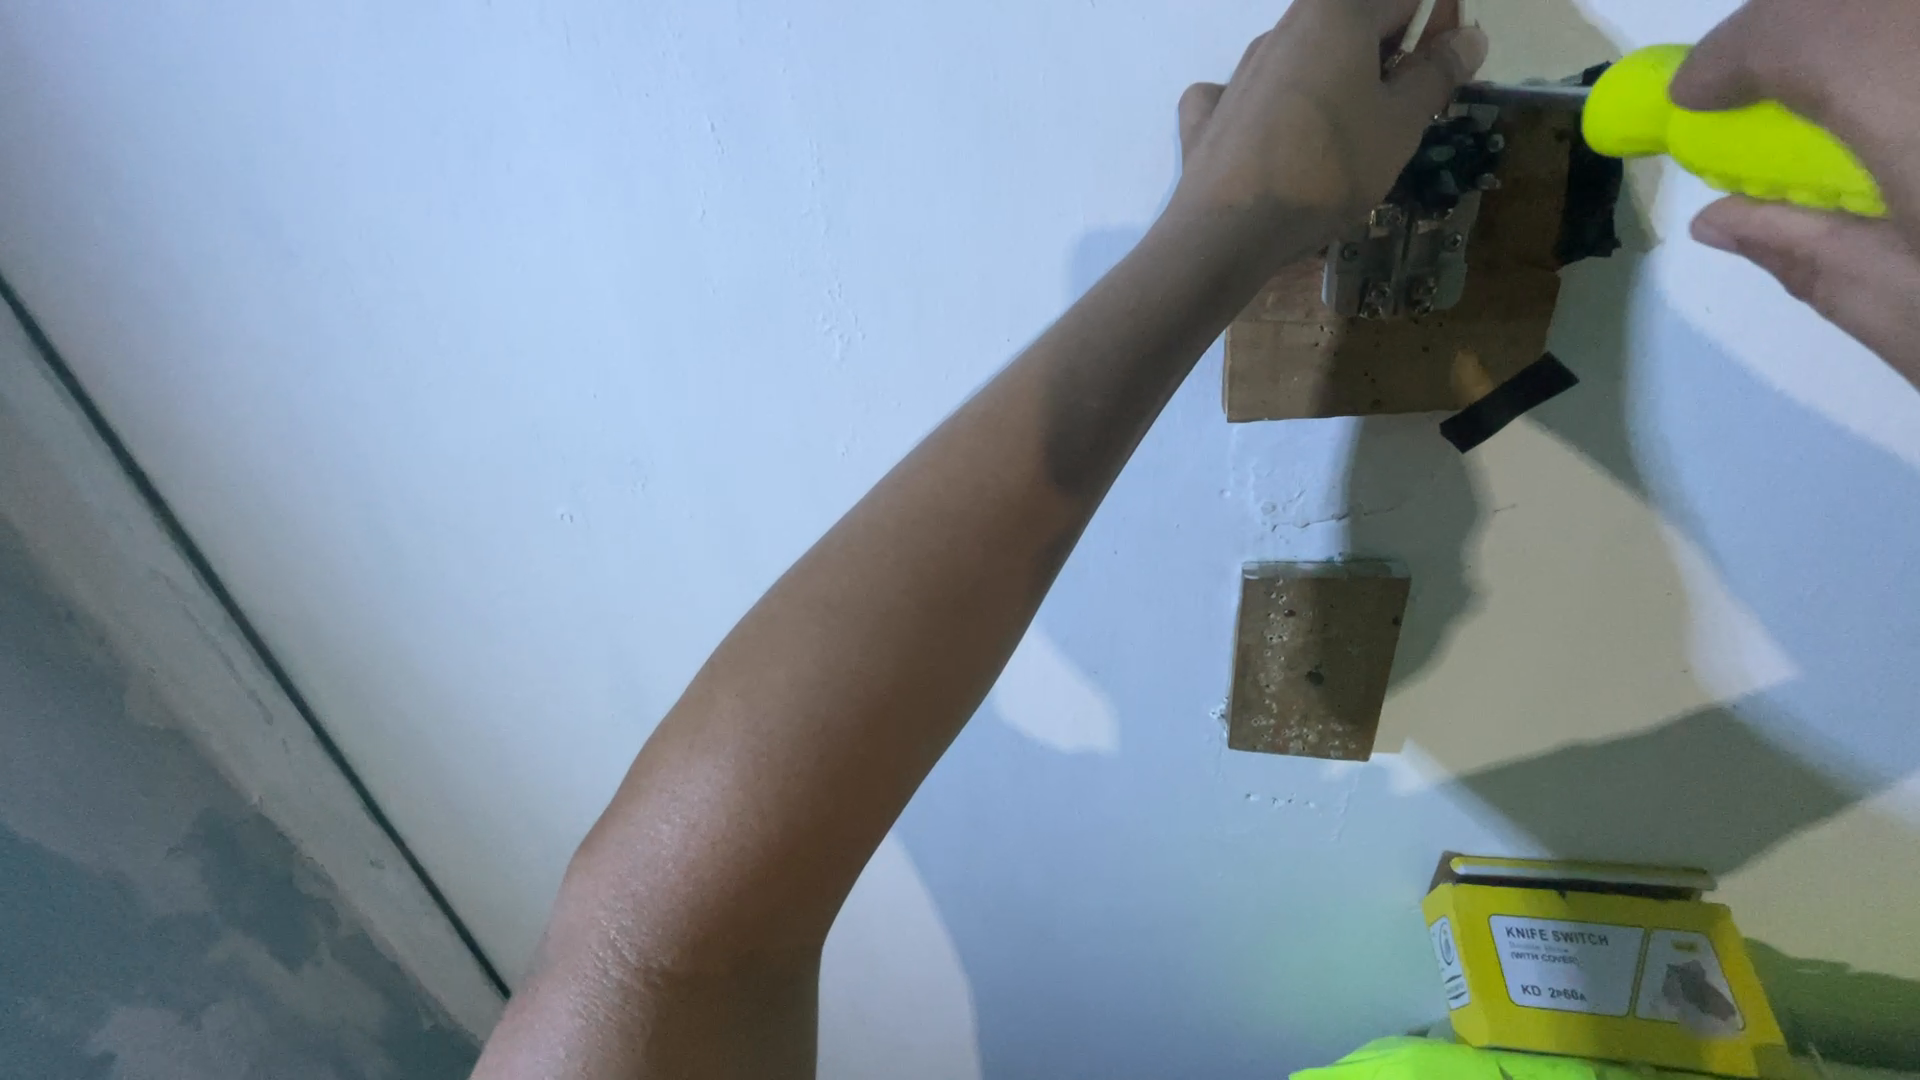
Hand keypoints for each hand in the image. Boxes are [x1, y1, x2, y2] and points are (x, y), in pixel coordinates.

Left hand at [1165, 0, 1487, 269]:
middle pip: (1347, 32)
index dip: (1436, 32)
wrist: (1226, 235)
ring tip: (1341, 143)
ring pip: (1296, 67)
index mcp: (1335, 11)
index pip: (1406, 1)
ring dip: (1326, 90)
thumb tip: (1465, 38)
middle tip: (1397, 116)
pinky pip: (1237, 103)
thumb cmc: (1324, 172)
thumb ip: (1436, 75)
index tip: (1443, 75)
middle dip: (1380, 64)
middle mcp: (1279, 31)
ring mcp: (1234, 78)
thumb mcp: (1400, 125)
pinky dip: (1257, 114)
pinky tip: (1264, 141)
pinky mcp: (1202, 123)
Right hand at [1672, 0, 1919, 384]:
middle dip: (1814, 21)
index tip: (1698, 97)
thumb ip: (1806, 249)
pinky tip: (1915, 98)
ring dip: (1885, 30)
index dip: (1734, 51)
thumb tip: (1722, 219)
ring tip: (1877, 88)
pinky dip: (1916, 49)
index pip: (1805, 25)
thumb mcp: (1910, 309)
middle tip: (1784, 78)